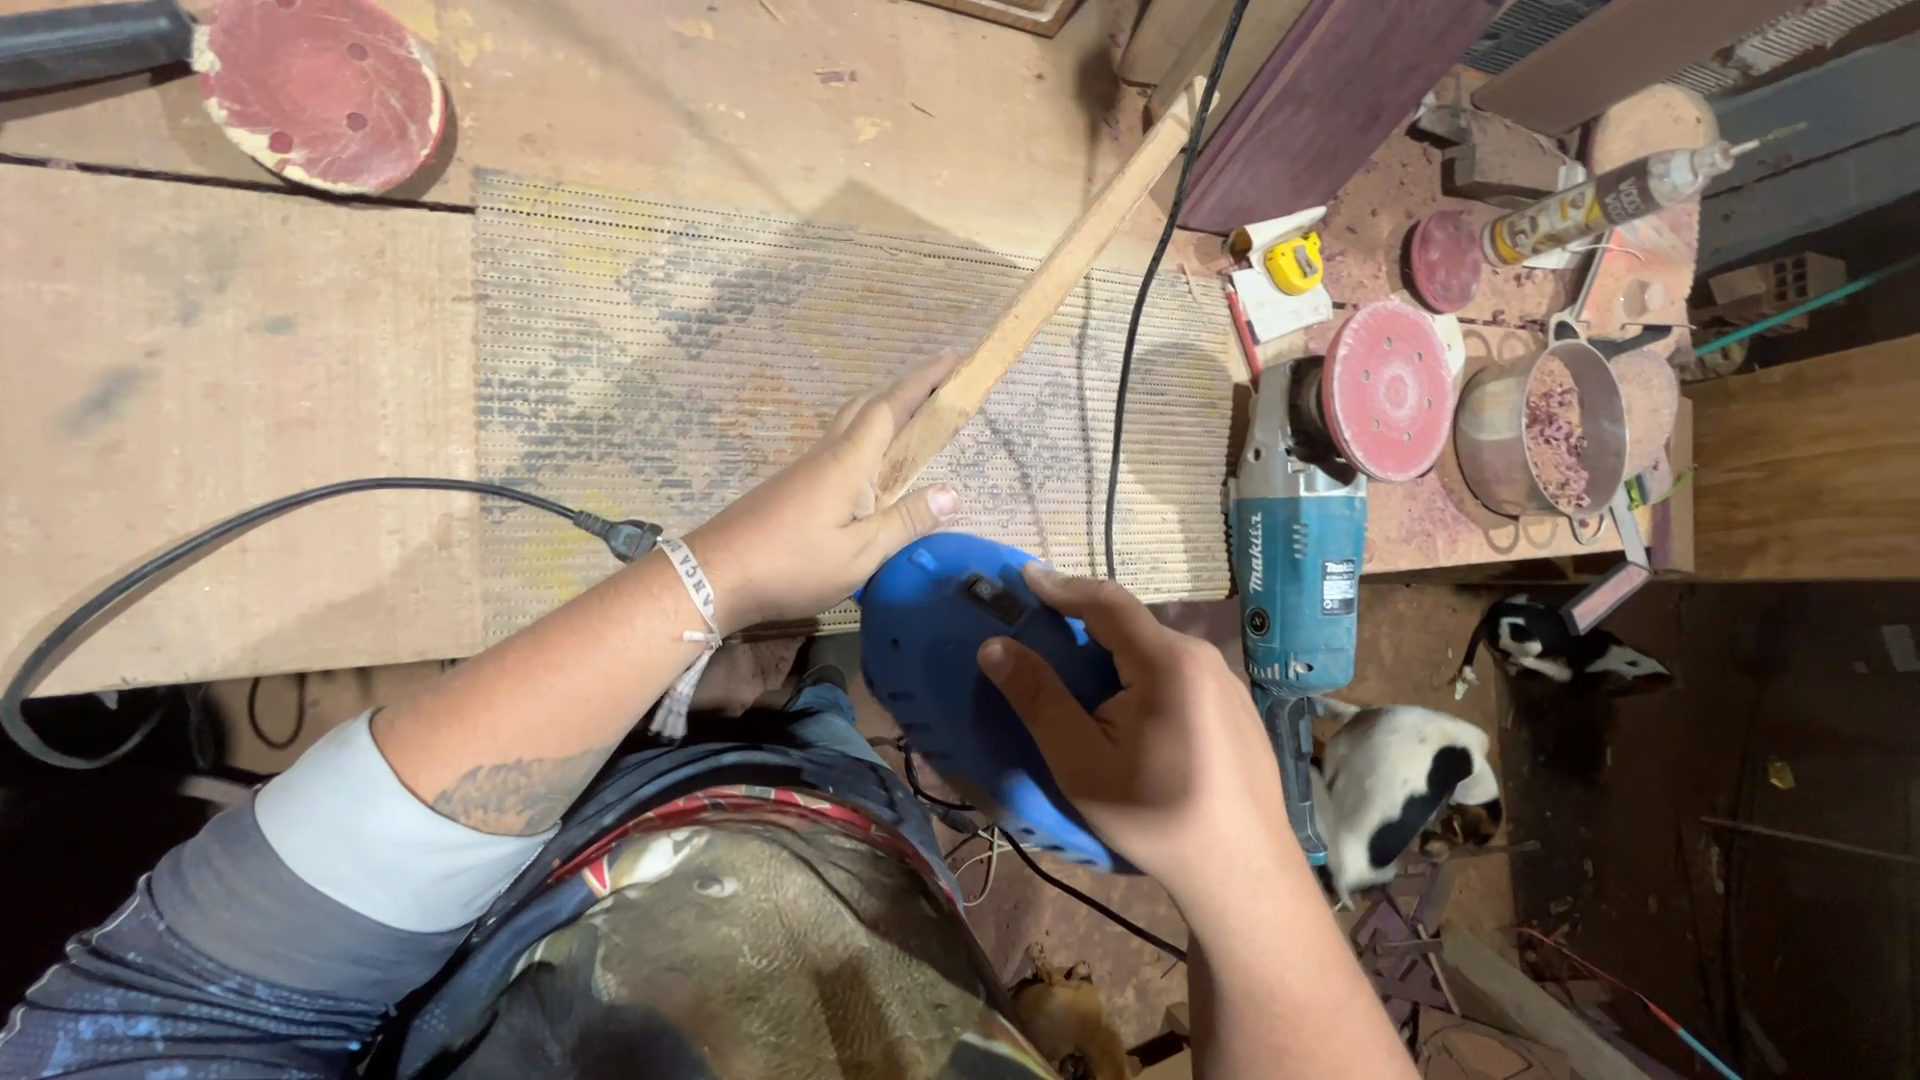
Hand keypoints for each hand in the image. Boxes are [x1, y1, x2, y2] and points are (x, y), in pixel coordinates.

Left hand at [688, 353, 962, 633]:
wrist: (715, 576)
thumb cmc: (791, 565)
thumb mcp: (859, 554)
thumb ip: (905, 521)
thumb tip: (952, 491)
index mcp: (847, 463)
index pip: (891, 407)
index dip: (923, 380)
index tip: (952, 357)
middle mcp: (826, 454)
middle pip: (867, 406)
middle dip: (905, 391)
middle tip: (938, 390)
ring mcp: (804, 468)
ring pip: (848, 424)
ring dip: (883, 414)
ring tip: (913, 425)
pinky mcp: (791, 486)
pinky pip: (836, 447)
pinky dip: (864, 441)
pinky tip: (870, 468)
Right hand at [976, 565, 1292, 894]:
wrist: (1244, 874)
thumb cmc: (1157, 816)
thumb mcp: (1081, 762)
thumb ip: (1038, 698)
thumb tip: (996, 646)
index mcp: (1167, 661)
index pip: (1106, 601)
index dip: (1061, 586)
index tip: (1025, 577)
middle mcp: (1203, 658)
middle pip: (1132, 626)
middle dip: (1084, 626)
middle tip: (1045, 640)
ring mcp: (1228, 684)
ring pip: (1156, 652)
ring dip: (1114, 656)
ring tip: (1083, 684)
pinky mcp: (1237, 710)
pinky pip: (1179, 675)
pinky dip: (1143, 677)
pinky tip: (1132, 719)